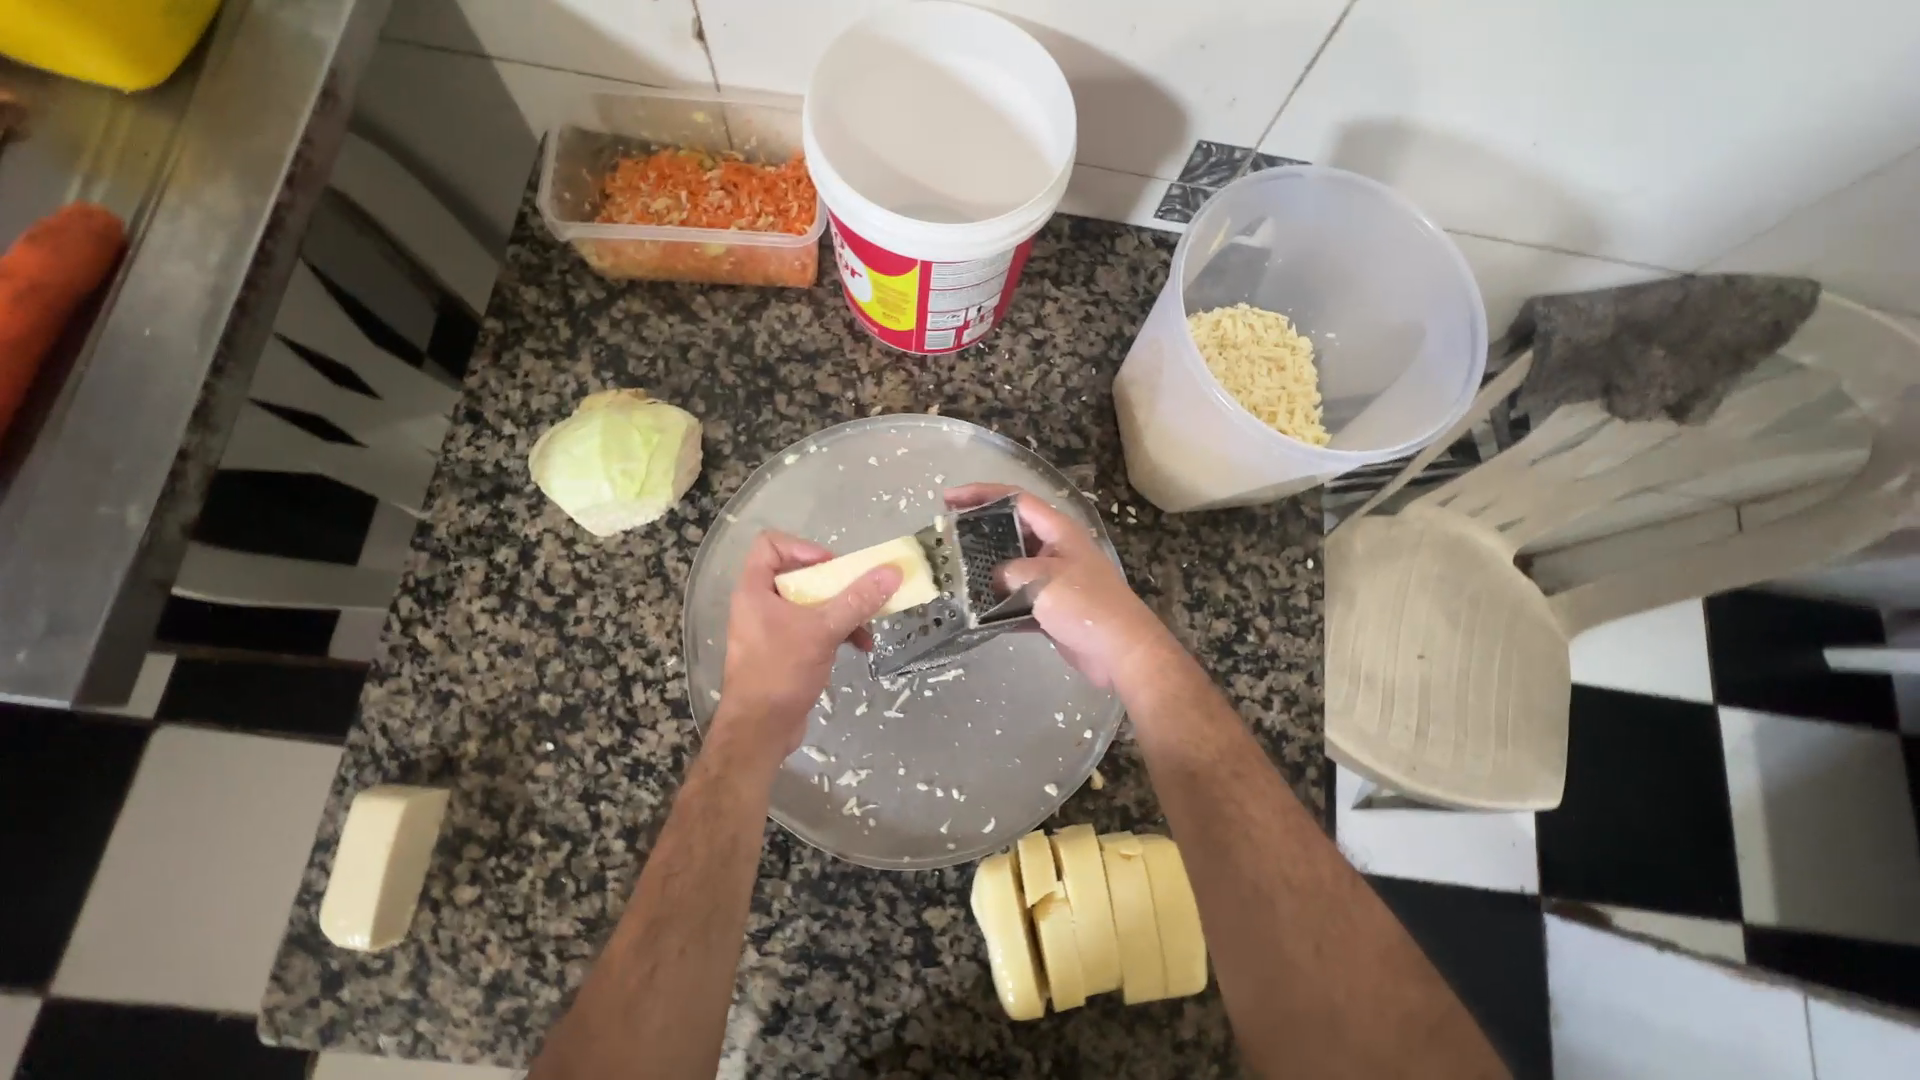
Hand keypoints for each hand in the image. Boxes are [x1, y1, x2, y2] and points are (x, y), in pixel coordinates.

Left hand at [711, 531, 901, 772]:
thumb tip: (892, 571)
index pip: (771, 545)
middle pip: (799, 574)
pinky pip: (813, 629)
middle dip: (835, 583)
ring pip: (811, 604)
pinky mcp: (784, 652)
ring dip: (842, 610)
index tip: (832, 567)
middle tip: (858, 591)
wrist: (760, 730)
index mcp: (755, 590)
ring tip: (868, 625)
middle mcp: (760, 604)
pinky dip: (837, 632)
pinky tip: (860, 647)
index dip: (803, 548)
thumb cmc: (781, 671)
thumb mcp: (824, 630)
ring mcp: (771, 629)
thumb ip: (858, 599)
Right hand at [944, 484, 1176, 688]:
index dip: (981, 494)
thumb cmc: (1086, 606)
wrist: (1121, 650)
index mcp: (1058, 531)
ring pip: (1013, 567)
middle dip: (980, 531)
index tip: (949, 499)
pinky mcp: (1053, 608)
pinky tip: (977, 612)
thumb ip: (1010, 571)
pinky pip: (1019, 599)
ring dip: (987, 571)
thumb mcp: (1042, 580)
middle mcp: (1056, 549)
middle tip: (947, 536)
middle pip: (1011, 531)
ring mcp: (1055, 579)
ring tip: (955, 574)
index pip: (1015, 500)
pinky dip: (1000, 604)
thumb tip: (995, 578)